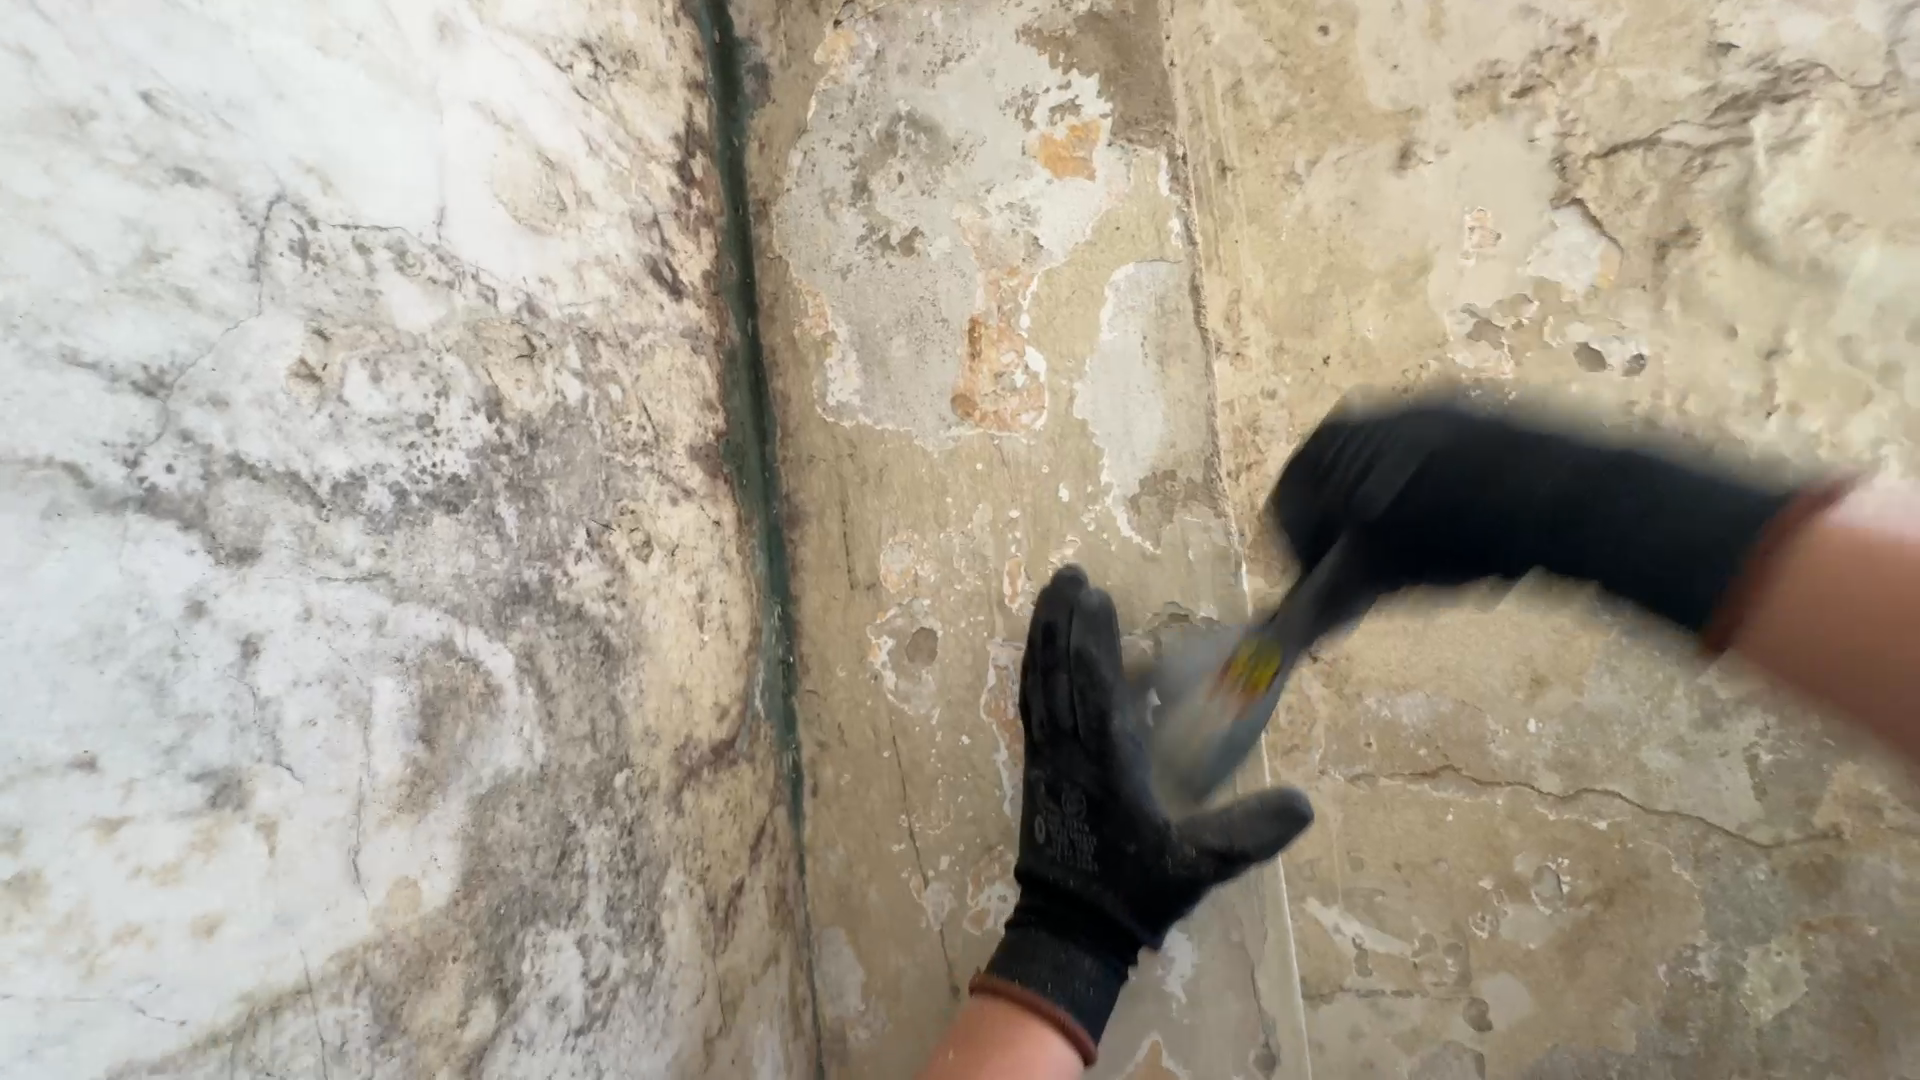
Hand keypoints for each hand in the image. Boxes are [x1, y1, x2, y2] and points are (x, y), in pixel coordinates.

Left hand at [970, 567, 1313, 1064]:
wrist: (1070, 925)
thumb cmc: (1135, 889)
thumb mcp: (1198, 867)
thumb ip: (1248, 834)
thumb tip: (1305, 803)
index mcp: (1108, 760)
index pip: (1098, 686)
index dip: (1095, 638)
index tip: (1097, 595)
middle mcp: (1070, 745)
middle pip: (1061, 669)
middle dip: (1063, 618)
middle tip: (1068, 574)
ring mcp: (1045, 752)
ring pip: (1040, 679)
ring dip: (1043, 633)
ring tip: (1050, 594)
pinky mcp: (1032, 762)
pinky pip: (1030, 702)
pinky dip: (1033, 666)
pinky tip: (1036, 648)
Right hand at [1268, 395, 1808, 638]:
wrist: (1561, 496)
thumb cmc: (1446, 536)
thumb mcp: (1378, 575)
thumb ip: (1327, 598)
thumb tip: (1295, 631)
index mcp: (1325, 447)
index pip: (1287, 508)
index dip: (1299, 554)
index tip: (1322, 585)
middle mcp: (1362, 418)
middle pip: (1330, 488)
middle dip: (1341, 534)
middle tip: (1367, 574)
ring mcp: (1418, 408)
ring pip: (1376, 476)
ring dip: (1382, 517)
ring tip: (1418, 554)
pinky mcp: (1470, 412)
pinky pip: (1423, 460)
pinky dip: (1423, 493)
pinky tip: (1457, 525)